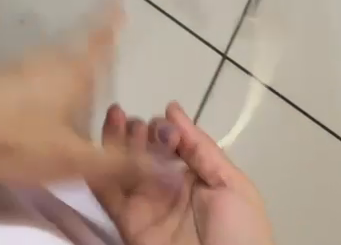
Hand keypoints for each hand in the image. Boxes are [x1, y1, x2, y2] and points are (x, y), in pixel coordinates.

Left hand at [0, 4, 162, 191]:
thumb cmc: (16, 141)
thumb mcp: (75, 160)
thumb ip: (122, 163)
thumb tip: (171, 166)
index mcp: (73, 72)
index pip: (98, 38)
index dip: (108, 18)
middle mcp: (48, 61)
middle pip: (76, 51)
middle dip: (90, 52)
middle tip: (102, 52)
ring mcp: (18, 67)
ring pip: (51, 64)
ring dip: (64, 72)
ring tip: (76, 90)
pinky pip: (30, 76)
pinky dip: (41, 86)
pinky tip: (36, 108)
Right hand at [90, 103, 272, 244]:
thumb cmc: (241, 239)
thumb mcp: (234, 189)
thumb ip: (202, 148)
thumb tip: (171, 108)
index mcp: (194, 178)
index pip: (171, 144)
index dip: (165, 130)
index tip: (166, 130)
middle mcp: (166, 188)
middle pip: (143, 149)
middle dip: (138, 130)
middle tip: (138, 126)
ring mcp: (145, 205)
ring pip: (122, 164)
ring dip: (116, 138)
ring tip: (117, 116)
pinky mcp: (127, 224)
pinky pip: (108, 194)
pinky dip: (99, 168)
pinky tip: (99, 145)